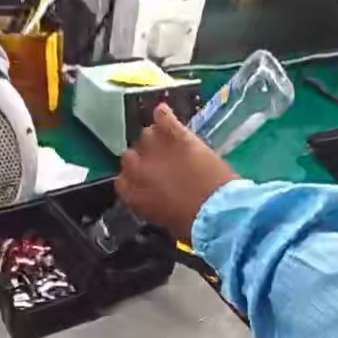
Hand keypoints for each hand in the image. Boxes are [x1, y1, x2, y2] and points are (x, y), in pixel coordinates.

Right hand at [114, 103, 240, 241]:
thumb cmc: (190, 223)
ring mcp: (156, 149)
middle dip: (143, 158)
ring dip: (155, 139)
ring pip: (146, 134)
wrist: (215, 211)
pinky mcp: (177, 135)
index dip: (134, 177)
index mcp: (131, 194)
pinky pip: (163, 117)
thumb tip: (153, 193)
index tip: (145, 179)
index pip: (121, 179)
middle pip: (130, 155)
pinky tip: (164, 113)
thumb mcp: (160, 217)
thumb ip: (150, 201)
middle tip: (160, 162)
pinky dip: (164, 115)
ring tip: (168, 144)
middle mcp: (136, 169)